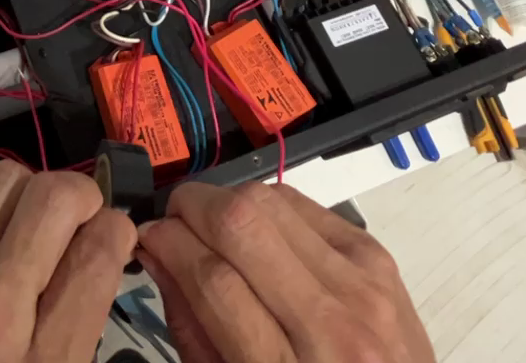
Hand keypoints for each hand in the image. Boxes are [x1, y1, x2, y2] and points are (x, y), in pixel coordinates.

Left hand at [0, 160, 135, 362]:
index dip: (117, 233)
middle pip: (53, 197)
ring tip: (34, 230)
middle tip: (78, 227)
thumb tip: (104, 239)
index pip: (96, 250)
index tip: (113, 238)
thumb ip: (82, 314)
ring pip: (7, 178)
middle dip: (79, 200)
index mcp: (34, 359)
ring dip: (32, 195)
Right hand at [137, 181, 433, 362]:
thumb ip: (190, 323)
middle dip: (191, 208)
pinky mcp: (377, 256)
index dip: (168, 244)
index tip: (148, 237)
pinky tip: (256, 232)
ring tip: (211, 226)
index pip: (213, 278)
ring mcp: (363, 284)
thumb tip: (157, 248)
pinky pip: (303, 202)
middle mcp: (335, 326)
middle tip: (173, 221)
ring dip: (224, 201)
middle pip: (241, 224)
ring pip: (269, 200)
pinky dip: (266, 206)